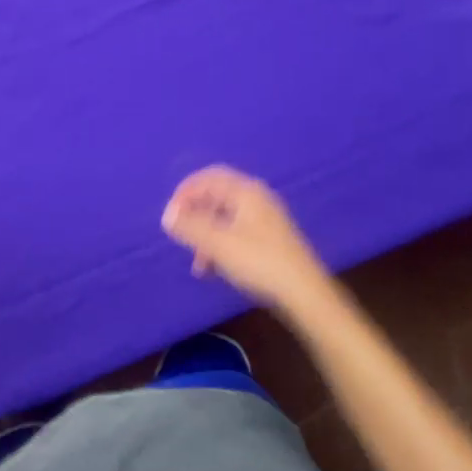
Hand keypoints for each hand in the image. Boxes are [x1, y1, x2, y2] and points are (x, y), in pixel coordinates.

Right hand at [161, 165, 330, 311]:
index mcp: (246, 192)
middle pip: (216, 198)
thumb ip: (190, 227)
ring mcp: (265, 220)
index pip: (209, 177)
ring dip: (206, 237)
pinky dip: (220, 246)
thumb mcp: (219, 243)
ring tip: (197, 263)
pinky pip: (235, 234)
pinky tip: (214, 269)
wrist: (304, 293)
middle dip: (195, 217)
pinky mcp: (269, 241)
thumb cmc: (260, 262)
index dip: (186, 191)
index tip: (171, 213)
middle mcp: (257, 200)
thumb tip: (167, 215)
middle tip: (180, 236)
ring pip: (225, 219)